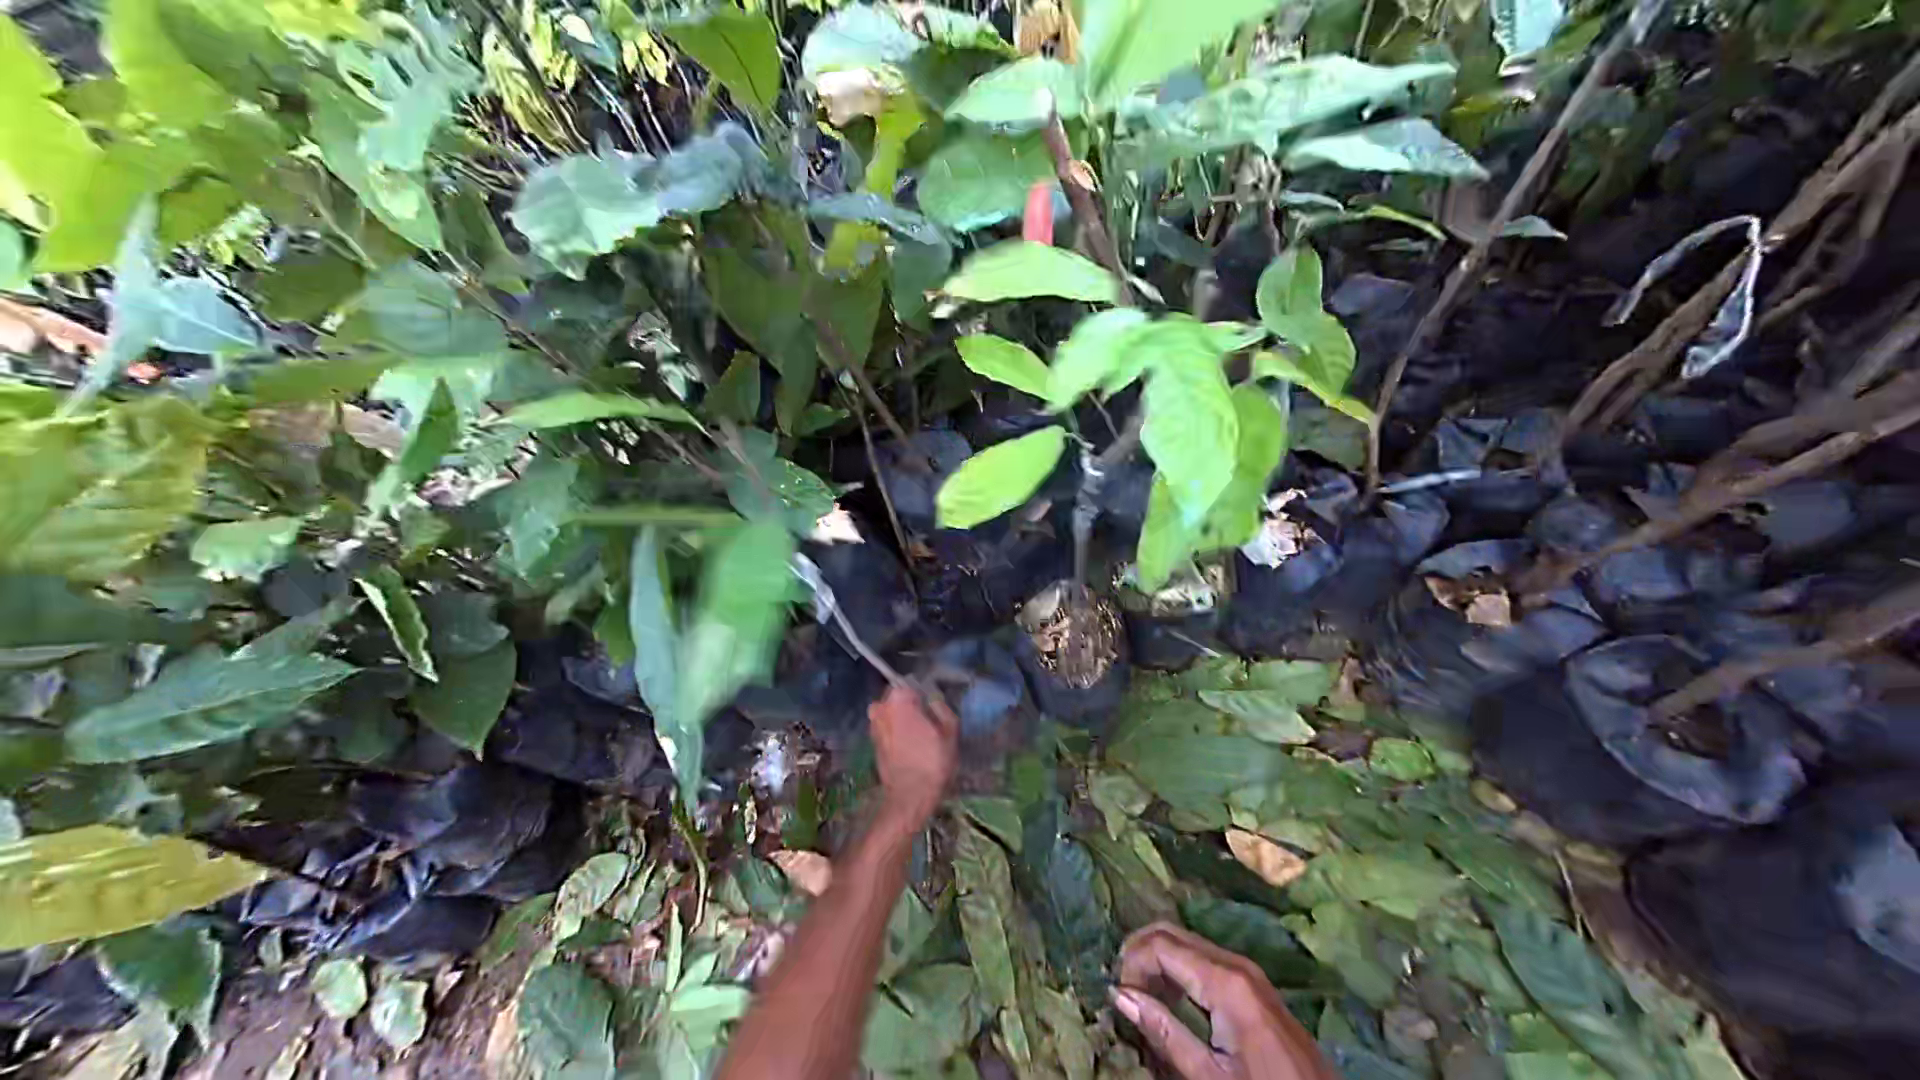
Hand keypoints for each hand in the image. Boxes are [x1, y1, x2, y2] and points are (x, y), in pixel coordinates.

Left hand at [868, 682, 957, 824]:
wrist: (910, 796)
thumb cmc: (933, 761)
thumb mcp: (950, 730)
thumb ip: (941, 707)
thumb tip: (933, 698)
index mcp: (899, 699)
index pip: (911, 683)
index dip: (923, 691)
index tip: (933, 703)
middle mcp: (881, 708)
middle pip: (897, 695)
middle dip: (910, 702)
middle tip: (927, 716)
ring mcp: (873, 725)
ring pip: (889, 711)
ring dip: (901, 716)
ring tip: (919, 731)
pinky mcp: (872, 741)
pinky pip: (886, 726)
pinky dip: (895, 729)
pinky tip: (909, 742)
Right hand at [1113, 923, 1334, 1079]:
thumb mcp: (1210, 1077)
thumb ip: (1164, 1031)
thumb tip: (1119, 993)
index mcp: (1225, 980)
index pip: (1161, 944)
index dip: (1132, 963)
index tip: (1119, 997)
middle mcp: (1235, 963)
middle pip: (1172, 933)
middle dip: (1140, 954)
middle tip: (1123, 992)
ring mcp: (1247, 971)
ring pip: (1186, 943)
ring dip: (1157, 962)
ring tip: (1141, 999)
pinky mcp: (1253, 985)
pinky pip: (1203, 960)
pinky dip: (1178, 970)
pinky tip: (1170, 1002)